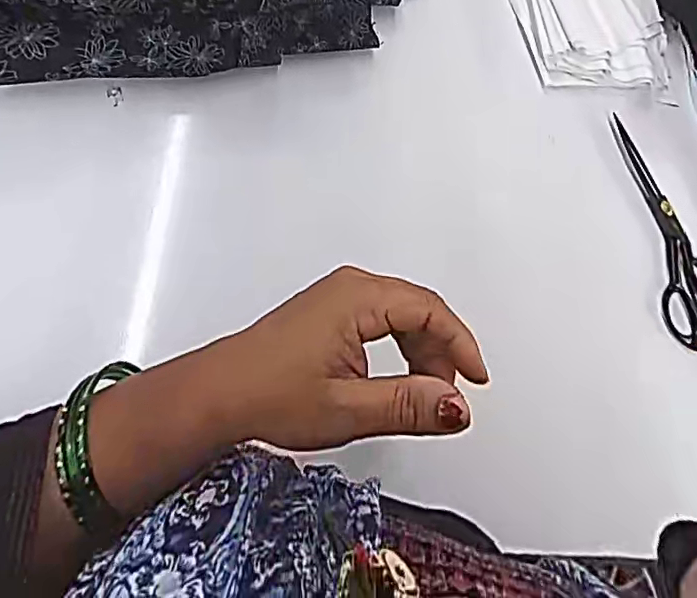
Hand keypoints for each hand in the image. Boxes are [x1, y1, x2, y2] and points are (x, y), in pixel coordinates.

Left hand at [198, 266, 489, 450]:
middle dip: (440, 351)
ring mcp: (339, 295)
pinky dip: (400, 346)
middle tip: (448, 396)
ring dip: (421, 351)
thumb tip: (455, 406)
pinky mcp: (331, 309)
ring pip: (401, 313)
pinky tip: (397, 379)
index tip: (476, 377)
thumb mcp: (347, 409)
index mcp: (357, 297)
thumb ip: (408, 405)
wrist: (220, 393)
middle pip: (418, 308)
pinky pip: (382, 318)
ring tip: (423, 394)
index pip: (429, 308)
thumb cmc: (267, 393)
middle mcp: (350, 286)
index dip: (460, 344)